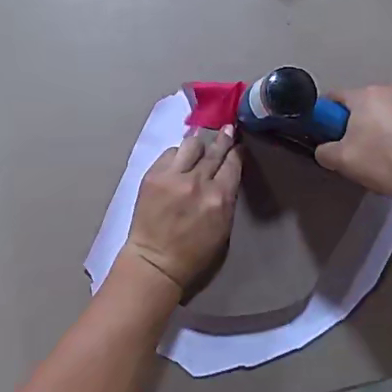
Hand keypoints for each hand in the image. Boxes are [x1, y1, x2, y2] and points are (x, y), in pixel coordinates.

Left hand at [123, 126, 242, 291]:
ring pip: (191, 144)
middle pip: (214, 150)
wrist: (155, 262)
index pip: (232, 163)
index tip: (238, 145)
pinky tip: (179, 160)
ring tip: (200, 144)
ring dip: (198, 144)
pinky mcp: (153, 175)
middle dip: (223, 139)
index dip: (236, 151)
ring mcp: (173, 176)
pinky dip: (177, 154)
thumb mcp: (223, 228)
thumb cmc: (194, 254)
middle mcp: (198, 181)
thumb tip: (226, 175)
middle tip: (227, 129)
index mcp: (219, 198)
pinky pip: (170, 153)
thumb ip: (226, 198)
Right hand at [315, 84, 391, 210]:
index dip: (325, 119)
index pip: (332, 98)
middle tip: (359, 155)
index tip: (332, 141)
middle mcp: (390, 88)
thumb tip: (326, 148)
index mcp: (365, 94)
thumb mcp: (345, 162)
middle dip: (355, 127)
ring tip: (388, 160)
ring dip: (380, 130)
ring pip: (386, 113)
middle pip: (361, 105)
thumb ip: (325, 151)